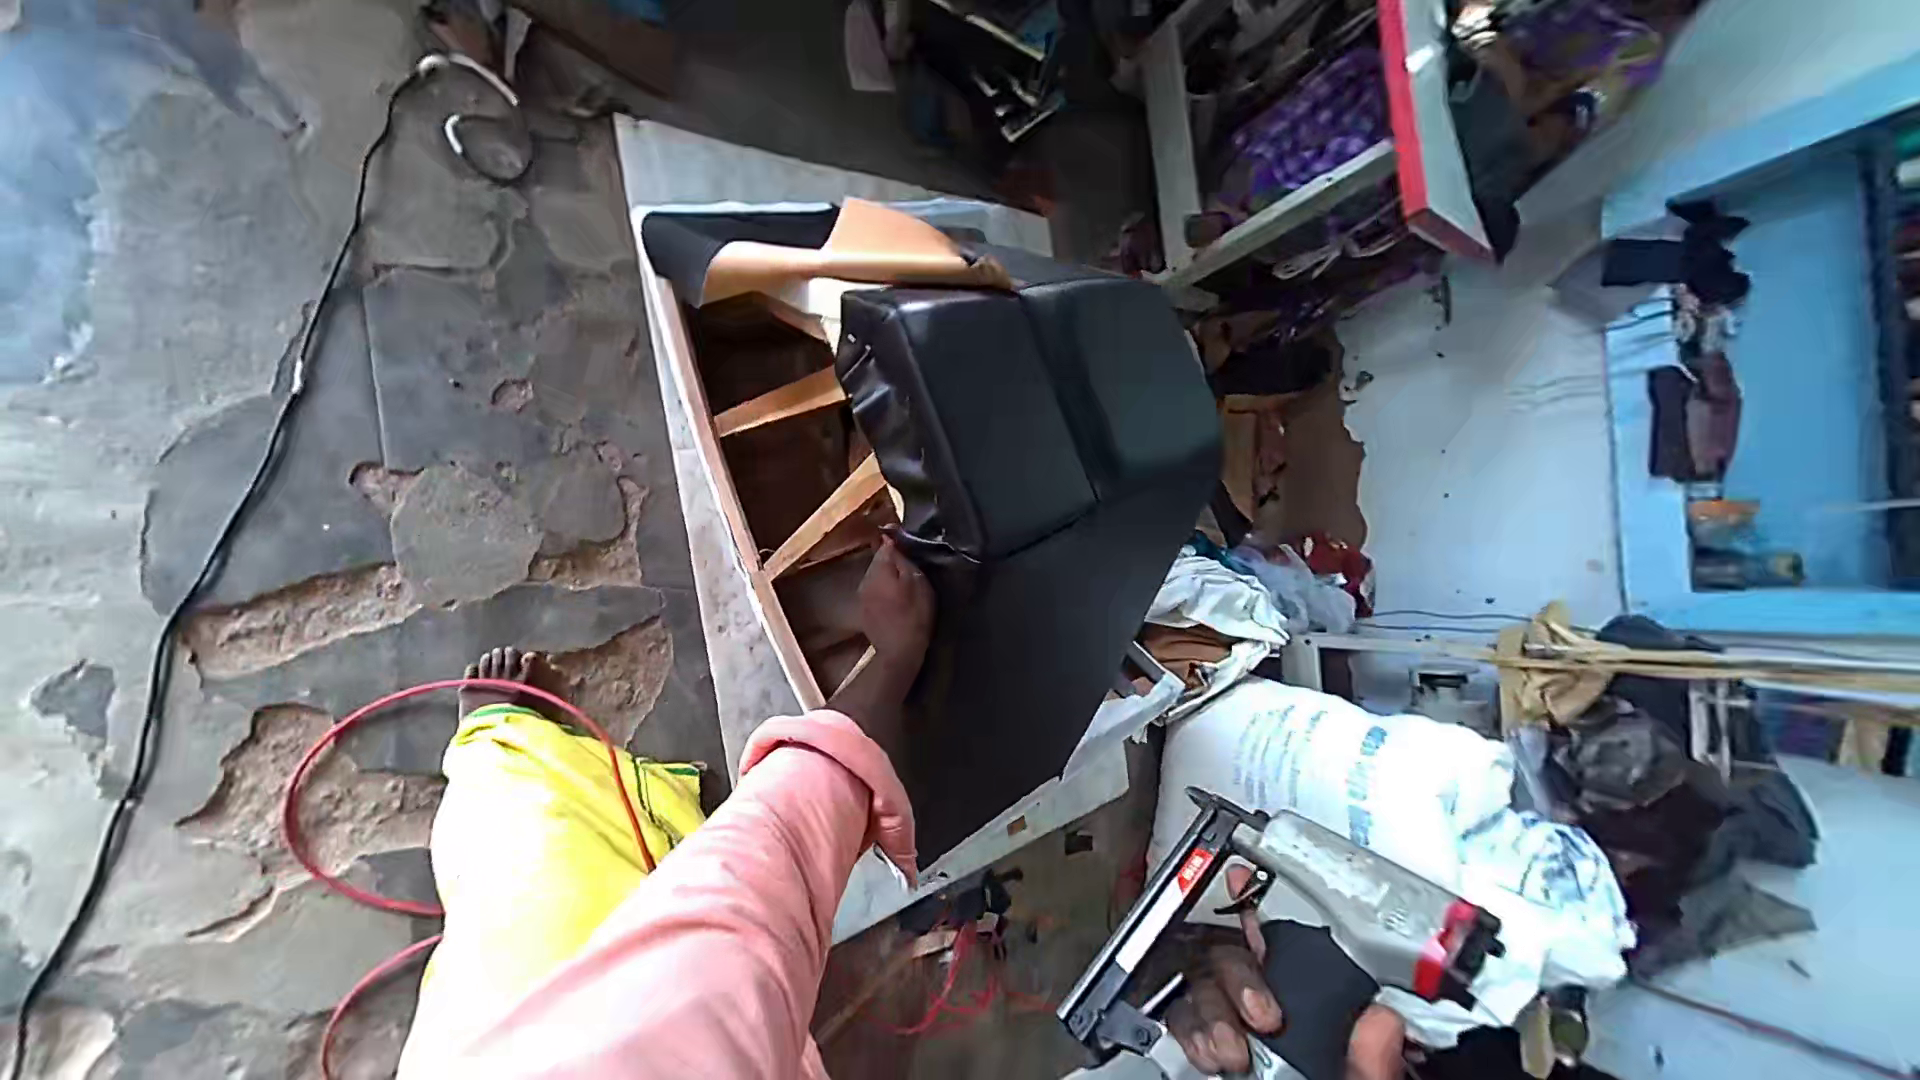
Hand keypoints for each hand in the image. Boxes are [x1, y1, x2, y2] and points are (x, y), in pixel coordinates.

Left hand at [859, 532, 933, 667]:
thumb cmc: (914, 614)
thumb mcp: (917, 581)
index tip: (909, 544)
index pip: (884, 545)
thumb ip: (901, 558)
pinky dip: (883, 593)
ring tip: (904, 586)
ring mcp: (861, 597)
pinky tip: (895, 602)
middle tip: (911, 568)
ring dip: (887, 578)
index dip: (896, 542)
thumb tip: (889, 537)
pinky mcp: (863, 612)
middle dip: (891, 562)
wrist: (899, 651)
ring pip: (875, 577)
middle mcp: (865, 579)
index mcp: (878, 569)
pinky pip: (873, 593)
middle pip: (878, 561)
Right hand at [1168, 866, 1405, 1077]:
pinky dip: (1187, 1028)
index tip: (1243, 881)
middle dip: (1238, 976)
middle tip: (1263, 1016)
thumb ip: (1374, 1071)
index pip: (1283, 948)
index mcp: (1314, 1015)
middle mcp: (1266, 1011)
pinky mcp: (1199, 1046)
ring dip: (1209, 1008)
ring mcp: (1229, 1027)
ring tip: (1228, 1050)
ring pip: (1198, 983)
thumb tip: (1384, 1019)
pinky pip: (1178, 1018)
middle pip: (1231, 956)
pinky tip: (1207, 1051)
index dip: (1258, 907)